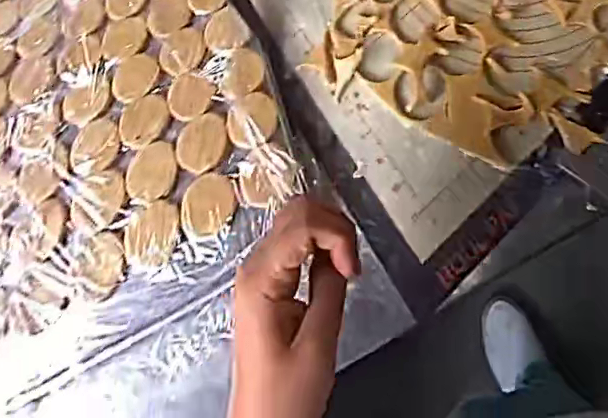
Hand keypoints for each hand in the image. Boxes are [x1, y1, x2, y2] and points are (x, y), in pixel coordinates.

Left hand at [230, 196, 360, 417]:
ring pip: (299, 218)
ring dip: (330, 232)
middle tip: (351, 265)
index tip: (354, 272)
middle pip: (299, 211)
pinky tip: (335, 265)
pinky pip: (298, 239)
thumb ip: (331, 286)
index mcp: (260, 279)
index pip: (304, 222)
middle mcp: (254, 265)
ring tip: (346, 267)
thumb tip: (342, 250)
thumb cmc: (287, 396)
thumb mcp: (318, 343)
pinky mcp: (269, 278)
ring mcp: (259, 270)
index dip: (338, 234)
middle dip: (335, 226)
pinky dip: (323, 241)